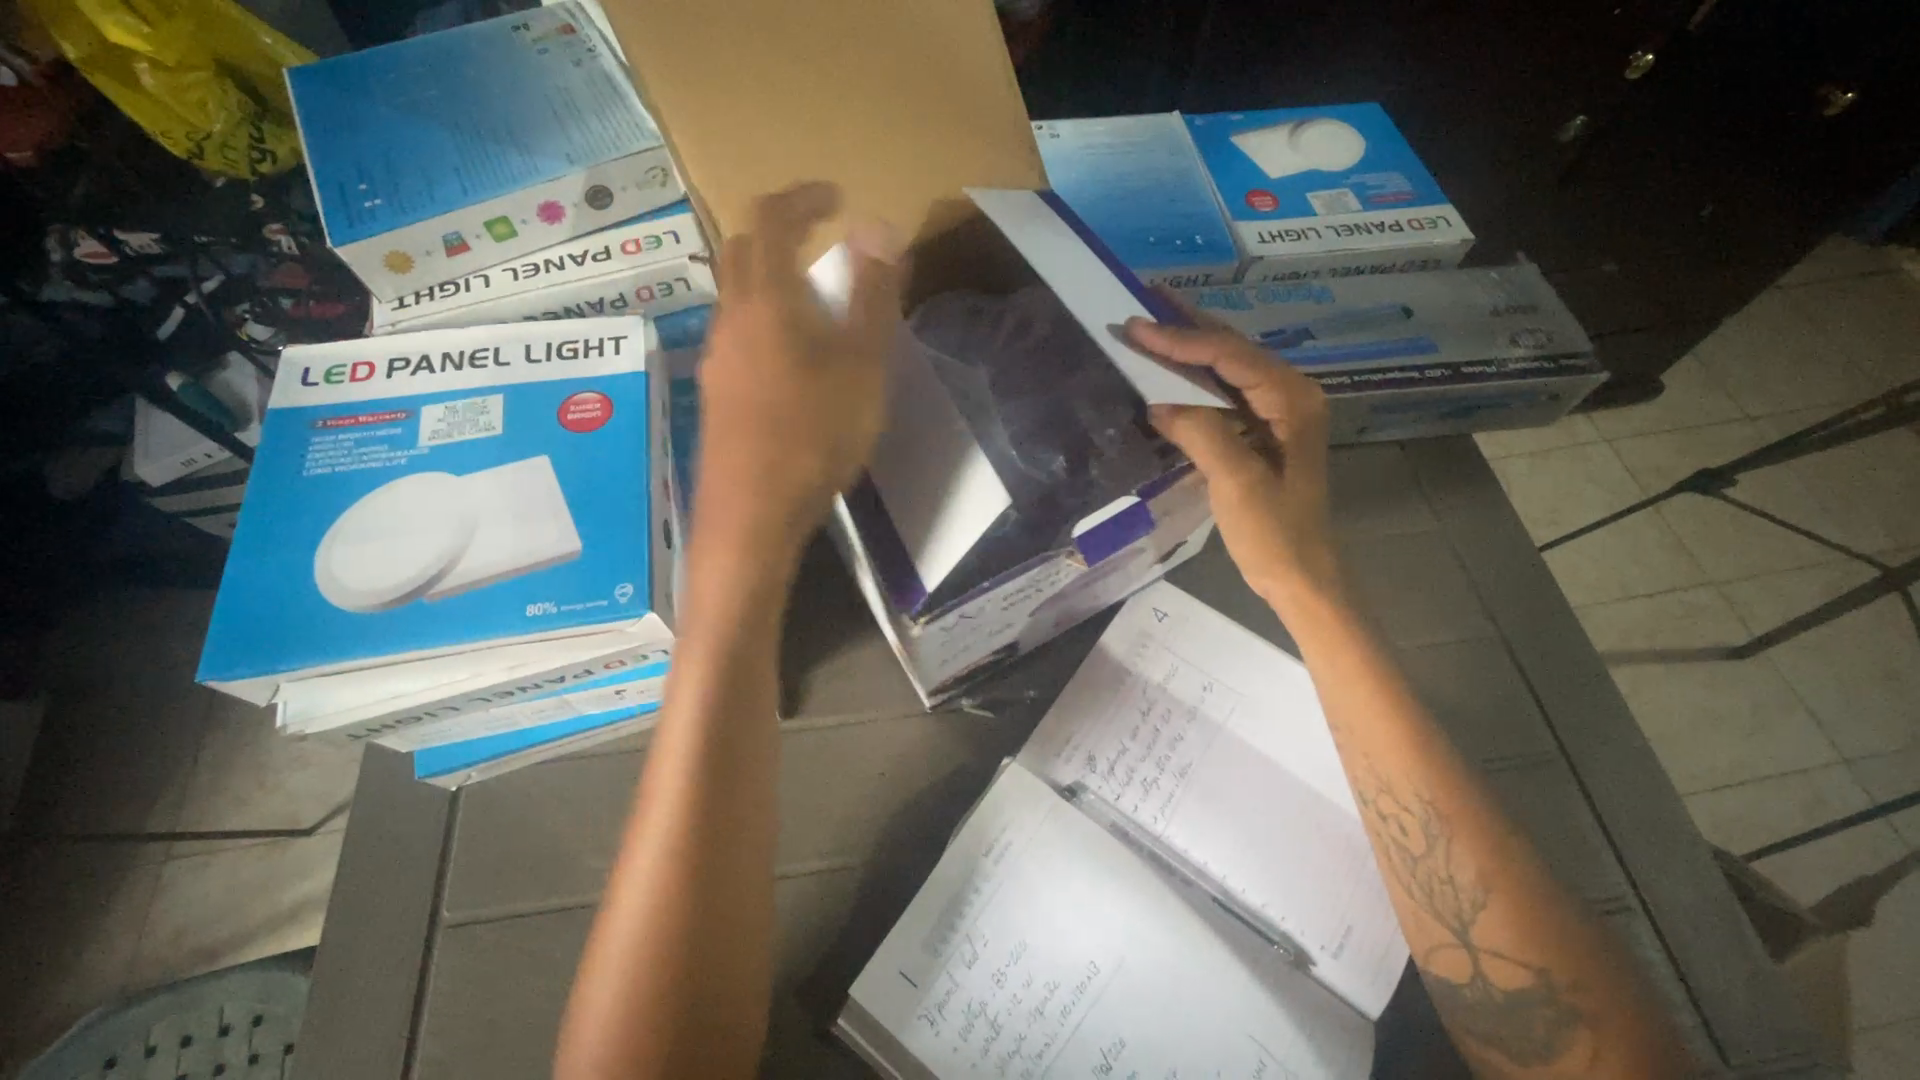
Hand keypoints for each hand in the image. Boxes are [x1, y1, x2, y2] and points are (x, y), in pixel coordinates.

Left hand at [696, 182, 904, 556]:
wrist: (752, 516)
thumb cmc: (814, 435)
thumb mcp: (862, 365)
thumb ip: (872, 294)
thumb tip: (878, 226)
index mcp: (766, 299)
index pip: (771, 218)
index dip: (804, 196)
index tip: (838, 198)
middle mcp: (730, 318)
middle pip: (743, 251)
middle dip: (782, 233)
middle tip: (824, 243)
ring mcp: (718, 358)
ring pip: (739, 298)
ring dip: (774, 282)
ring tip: (819, 308)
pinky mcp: (717, 395)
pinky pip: (740, 337)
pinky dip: (767, 323)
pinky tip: (796, 364)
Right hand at [1126, 317, 1343, 613]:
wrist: (1301, 577)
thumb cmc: (1274, 533)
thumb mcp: (1236, 481)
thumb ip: (1200, 432)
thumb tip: (1159, 402)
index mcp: (1292, 400)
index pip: (1230, 355)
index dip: (1180, 339)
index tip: (1135, 327)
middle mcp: (1290, 396)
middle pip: (1233, 349)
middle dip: (1188, 325)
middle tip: (1146, 299)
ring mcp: (1278, 414)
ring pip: (1229, 367)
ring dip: (1191, 346)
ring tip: (1154, 322)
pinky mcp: (1264, 433)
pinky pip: (1226, 392)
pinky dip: (1196, 377)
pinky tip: (1171, 369)